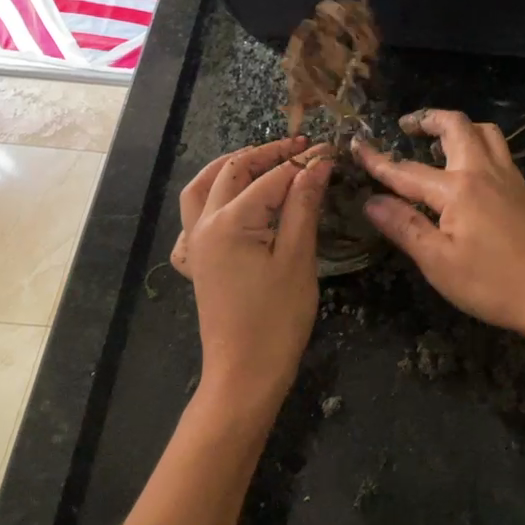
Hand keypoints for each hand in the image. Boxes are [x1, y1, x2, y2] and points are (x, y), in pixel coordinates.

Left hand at [173, 136, 332, 412]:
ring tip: (263, 159)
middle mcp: (205, 224)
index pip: (272, 176)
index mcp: (231, 221)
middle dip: (267, 153)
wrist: (244, 375)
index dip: (303, 161)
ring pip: (204, 186)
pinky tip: (232, 201)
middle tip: (301, 148)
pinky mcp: (197, 259)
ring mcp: (196, 242)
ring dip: (232, 166)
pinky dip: (211, 195)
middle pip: (233, 170)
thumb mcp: (297, 258)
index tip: (329, 149)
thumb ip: (303, 205)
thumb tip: (317, 164)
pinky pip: (194, 215)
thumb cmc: (276, 319)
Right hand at [356, 109, 524, 344]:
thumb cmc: (493, 284)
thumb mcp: (438, 263)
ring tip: (437, 140)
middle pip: (455, 126)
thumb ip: (404, 227)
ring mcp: (507, 177)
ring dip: (457, 127)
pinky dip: (478, 142)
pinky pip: (498, 149)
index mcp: (457, 188)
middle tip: (406, 126)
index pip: (407, 171)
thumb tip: (370, 200)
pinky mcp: (522, 189)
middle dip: (428, 119)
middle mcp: (483, 170)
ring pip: (483, 131)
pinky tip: (470, 166)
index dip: (378, 160)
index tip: (356, 145)